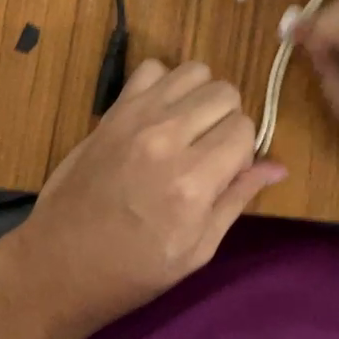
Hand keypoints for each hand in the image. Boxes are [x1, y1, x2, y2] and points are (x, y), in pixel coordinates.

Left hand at [15, 59, 286, 328]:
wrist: (61, 264)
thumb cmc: (134, 270)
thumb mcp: (197, 250)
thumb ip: (237, 198)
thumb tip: (277, 166)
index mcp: (193, 182)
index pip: (245, 128)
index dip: (243, 149)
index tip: (228, 170)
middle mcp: (168, 138)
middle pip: (225, 92)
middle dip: (227, 119)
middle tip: (209, 149)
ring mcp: (137, 117)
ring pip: (195, 71)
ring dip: (200, 96)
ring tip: (188, 127)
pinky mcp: (114, 109)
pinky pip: (153, 68)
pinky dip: (163, 84)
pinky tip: (159, 114)